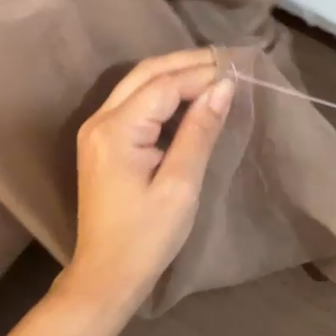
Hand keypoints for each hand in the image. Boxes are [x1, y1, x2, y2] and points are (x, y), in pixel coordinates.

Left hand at [62, 49, 235, 315]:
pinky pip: (133, 103)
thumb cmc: (146, 238)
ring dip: (175, 75)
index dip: (201, 74)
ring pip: (138, 85)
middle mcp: (100, 120)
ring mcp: (97, 130)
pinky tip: (190, 97)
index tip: (238, 71)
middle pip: (146, 74)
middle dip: (187, 63)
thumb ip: (199, 132)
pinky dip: (163, 94)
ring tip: (216, 73)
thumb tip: (224, 87)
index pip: (163, 85)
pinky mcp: (102, 142)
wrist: (105, 275)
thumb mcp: (180, 186)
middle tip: (229, 60)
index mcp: (116, 130)